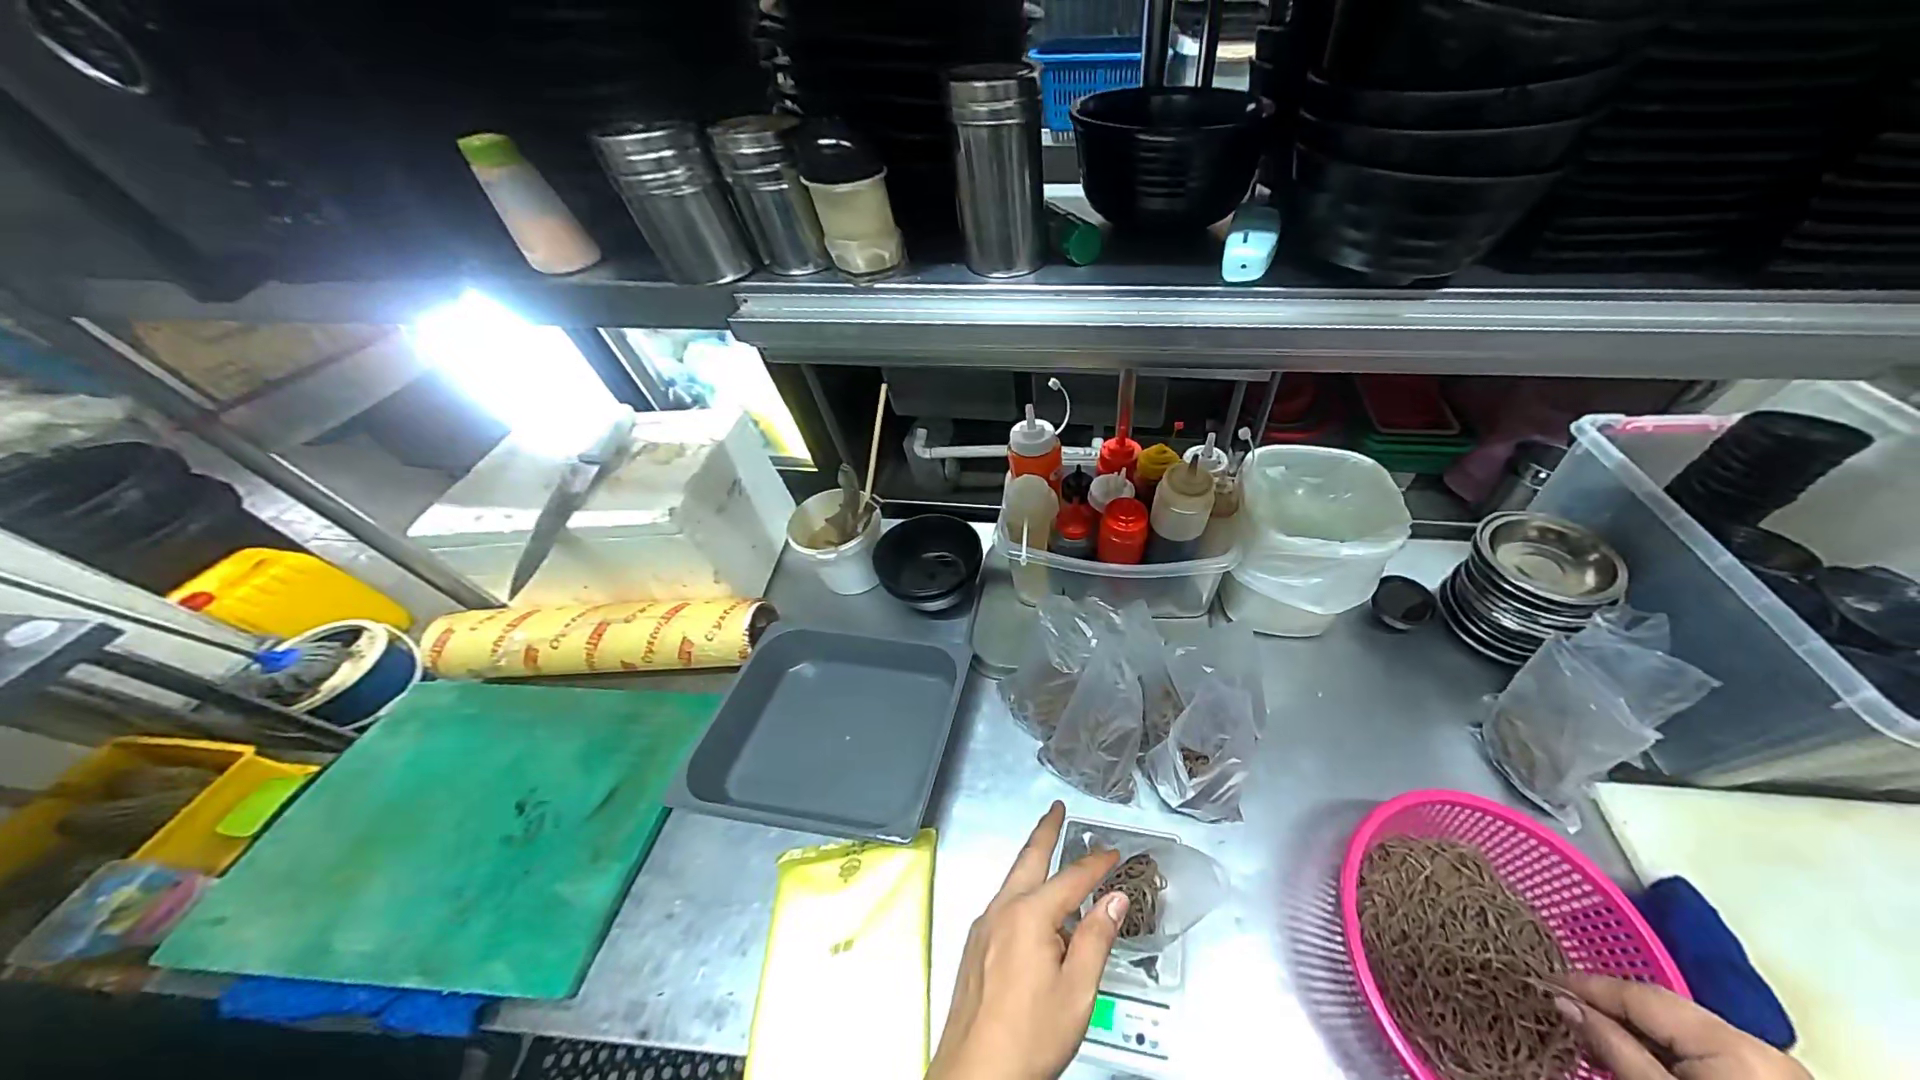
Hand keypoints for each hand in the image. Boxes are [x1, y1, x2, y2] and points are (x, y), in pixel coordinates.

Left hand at [927, 801, 1128, 1079]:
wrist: (976, 1072)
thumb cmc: (1029, 1036)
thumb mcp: (1078, 991)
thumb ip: (1097, 938)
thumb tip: (1114, 898)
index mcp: (1029, 917)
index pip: (1071, 879)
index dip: (1095, 864)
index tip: (1113, 853)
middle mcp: (1001, 912)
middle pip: (1028, 859)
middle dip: (1044, 831)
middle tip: (1056, 810)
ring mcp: (983, 927)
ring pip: (1012, 879)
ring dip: (1032, 859)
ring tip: (1047, 846)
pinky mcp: (974, 945)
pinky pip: (1002, 902)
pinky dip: (1021, 889)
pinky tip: (1032, 906)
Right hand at [1557, 973, 1811, 1079]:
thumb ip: (1612, 1046)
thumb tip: (1566, 1004)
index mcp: (1731, 1045)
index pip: (1641, 994)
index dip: (1588, 985)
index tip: (1545, 985)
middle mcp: (1757, 1046)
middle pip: (1664, 1007)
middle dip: (1610, 1006)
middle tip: (1564, 1011)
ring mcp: (1773, 1068)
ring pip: (1682, 1028)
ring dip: (1635, 1027)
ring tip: (1594, 1036)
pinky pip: (1705, 1051)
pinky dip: (1665, 1049)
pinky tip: (1635, 1056)